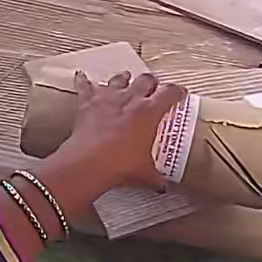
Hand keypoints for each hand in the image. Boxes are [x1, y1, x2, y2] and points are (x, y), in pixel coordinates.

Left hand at [39, 72, 188, 203]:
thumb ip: (156, 178)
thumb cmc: (121, 165)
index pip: (170, 93)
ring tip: (126, 78)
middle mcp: (130, 98)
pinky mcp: (88, 103)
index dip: (177, 91)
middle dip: (151, 83)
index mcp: (150, 112)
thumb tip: (163, 187)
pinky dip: (84, 80)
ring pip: (119, 79)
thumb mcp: (144, 173)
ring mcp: (108, 98)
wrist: (89, 162)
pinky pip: (85, 86)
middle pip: (145, 80)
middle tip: (153, 88)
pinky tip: (81, 74)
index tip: (180, 93)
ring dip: (124, 79)